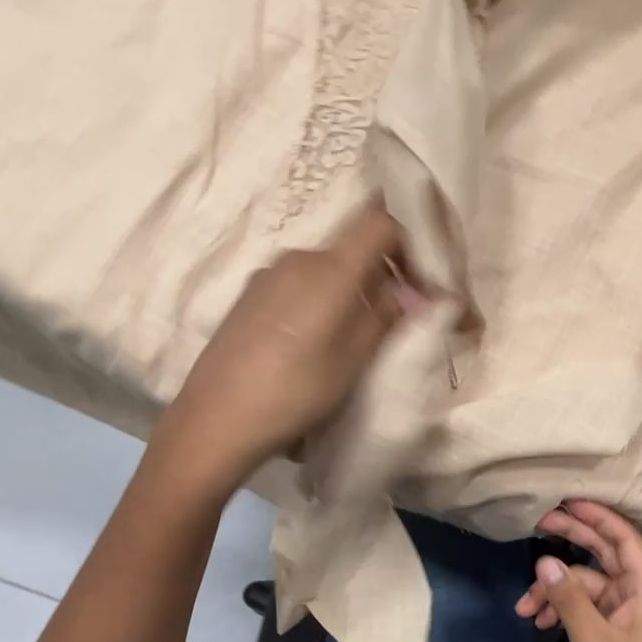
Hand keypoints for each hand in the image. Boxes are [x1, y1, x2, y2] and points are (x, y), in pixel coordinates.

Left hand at [169, 200, 419, 477]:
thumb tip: (413, 292)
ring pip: (328, 270)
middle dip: (386, 273)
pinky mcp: (250, 298)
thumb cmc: (293, 392)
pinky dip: (325, 302)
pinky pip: (302, 286)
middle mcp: (296, 258)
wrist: (215, 421)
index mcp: (327, 268)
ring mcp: (268, 276)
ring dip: (354, 292)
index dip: (412, 240)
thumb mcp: (352, 360)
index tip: (426, 279)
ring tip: (363, 338)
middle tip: (404, 316)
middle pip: (354, 246)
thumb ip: (386, 316)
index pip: (380, 221)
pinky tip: (321, 344)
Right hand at [515, 500, 641, 641]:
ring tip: (524, 609)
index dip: (597, 515)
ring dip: (555, 591)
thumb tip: (545, 560)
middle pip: (603, 553)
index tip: (568, 500)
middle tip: (537, 524)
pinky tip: (539, 622)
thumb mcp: (593, 640)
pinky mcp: (613, 627)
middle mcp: (638, 592)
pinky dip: (562, 609)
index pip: (624, 537)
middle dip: (570, 541)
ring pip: (585, 583)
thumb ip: (569, 598)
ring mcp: (625, 610)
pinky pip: (584, 605)